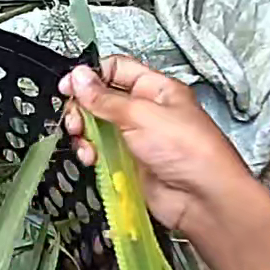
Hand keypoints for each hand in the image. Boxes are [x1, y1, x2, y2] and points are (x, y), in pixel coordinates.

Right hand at [58, 56, 259, 238]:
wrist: (200, 198)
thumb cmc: (189, 152)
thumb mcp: (141, 115)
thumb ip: (104, 97)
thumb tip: (79, 77)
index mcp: (155, 89)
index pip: (116, 70)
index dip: (90, 76)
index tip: (68, 86)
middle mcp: (144, 111)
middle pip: (100, 99)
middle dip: (82, 108)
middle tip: (76, 119)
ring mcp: (134, 138)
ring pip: (95, 126)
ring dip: (83, 132)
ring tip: (84, 140)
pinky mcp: (126, 161)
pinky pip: (98, 151)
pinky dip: (89, 152)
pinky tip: (91, 157)